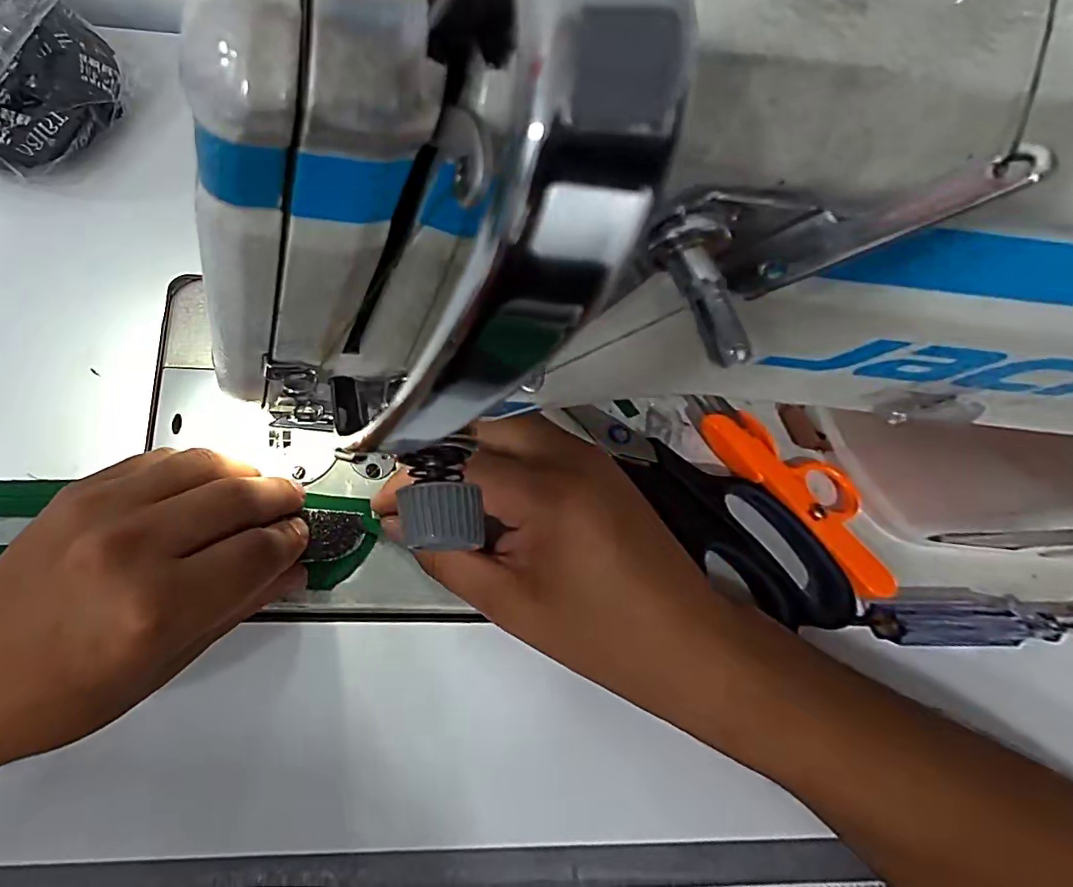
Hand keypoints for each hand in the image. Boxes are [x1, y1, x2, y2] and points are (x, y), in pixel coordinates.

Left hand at [0, 448, 308, 802]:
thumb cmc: (67, 692)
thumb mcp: (162, 665)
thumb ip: (233, 608)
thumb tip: (289, 570)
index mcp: (156, 607)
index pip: (252, 551)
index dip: (289, 539)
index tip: (303, 535)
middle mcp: (134, 546)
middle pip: (234, 498)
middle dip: (277, 496)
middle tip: (293, 504)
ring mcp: (104, 507)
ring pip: (201, 464)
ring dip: (242, 470)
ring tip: (258, 487)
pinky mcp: (83, 487)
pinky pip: (157, 458)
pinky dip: (194, 464)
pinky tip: (207, 480)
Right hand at [373, 414, 756, 714]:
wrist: (690, 644)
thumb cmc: (601, 635)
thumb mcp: (507, 602)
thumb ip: (444, 553)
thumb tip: (399, 524)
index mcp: (546, 492)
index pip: (456, 465)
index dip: (410, 483)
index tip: (383, 506)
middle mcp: (567, 457)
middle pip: (480, 429)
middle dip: (436, 457)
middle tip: (411, 496)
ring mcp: (587, 454)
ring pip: (506, 427)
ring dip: (468, 452)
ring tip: (444, 496)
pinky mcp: (597, 463)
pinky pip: (533, 440)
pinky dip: (499, 456)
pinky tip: (488, 496)